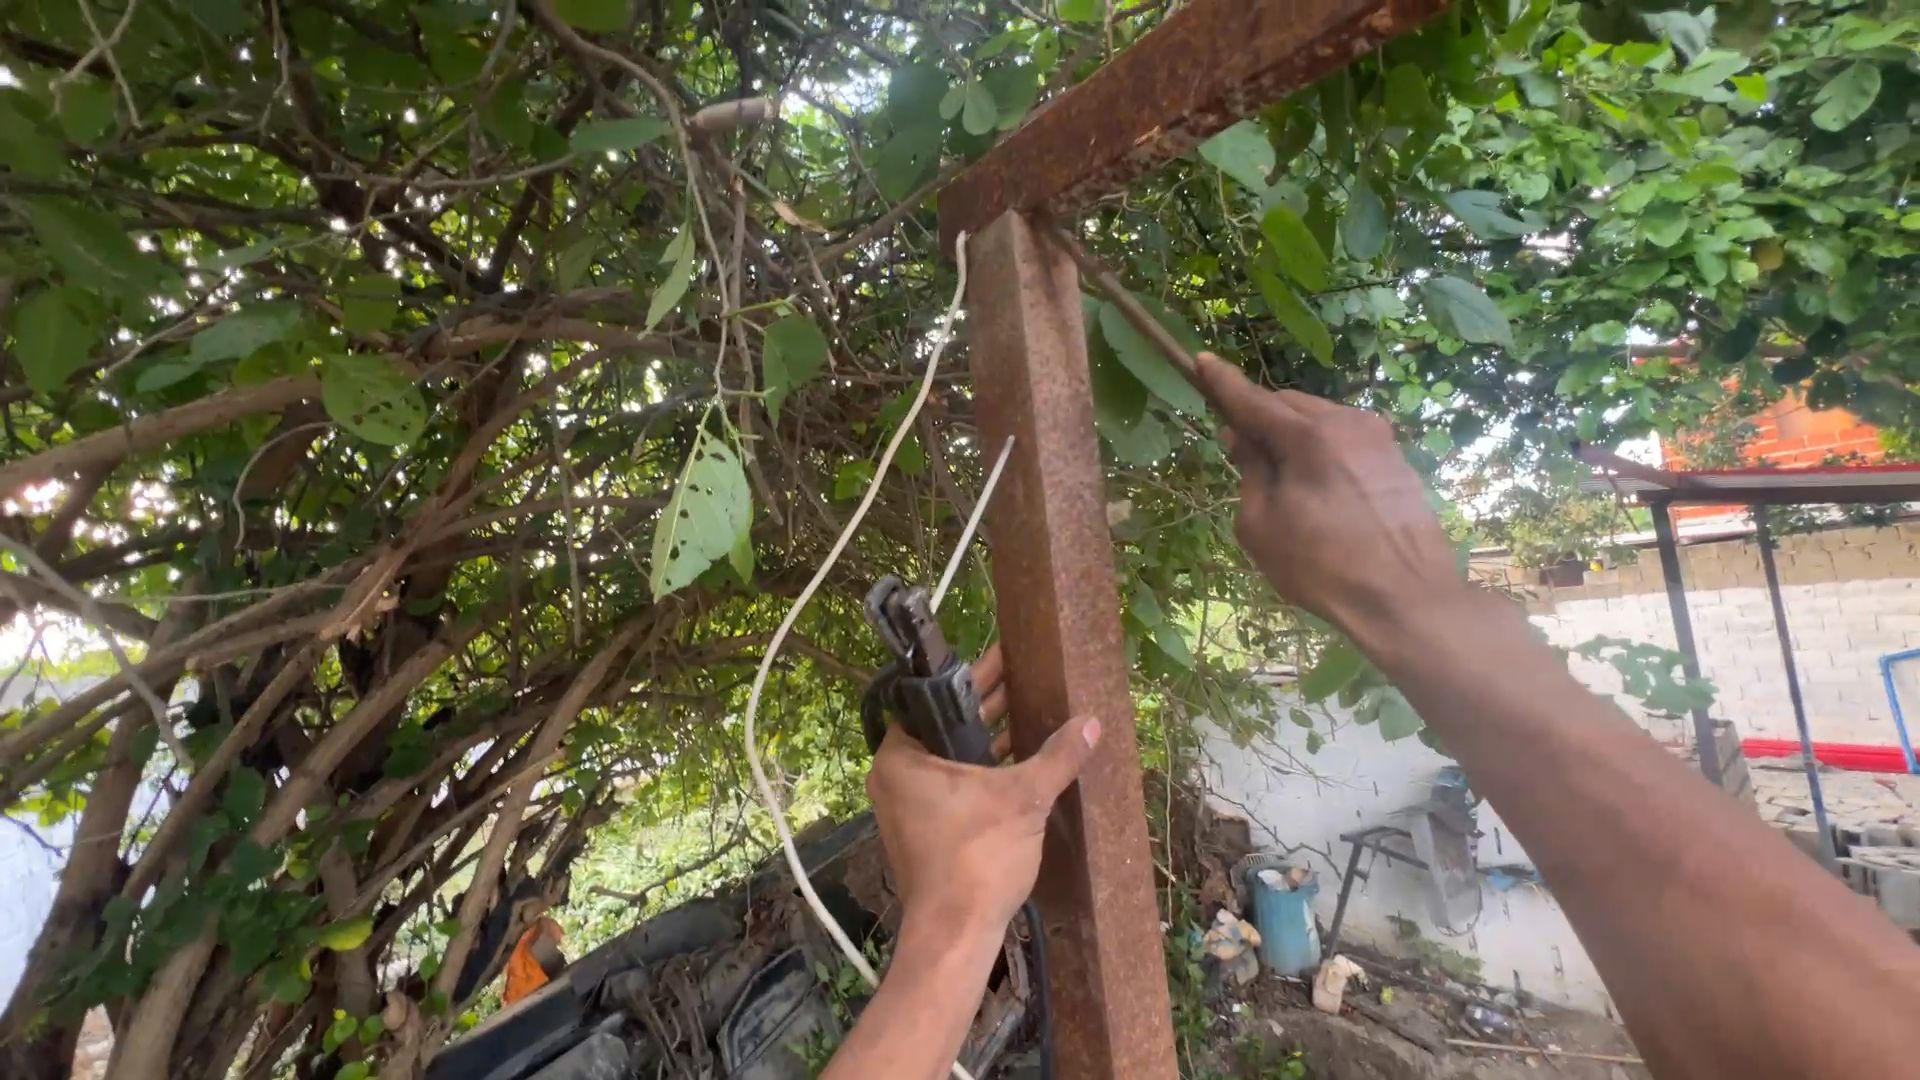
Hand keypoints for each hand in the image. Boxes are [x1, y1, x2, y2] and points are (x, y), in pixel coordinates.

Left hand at [865, 658, 1100, 940]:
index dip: (972, 676)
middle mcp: (895, 774)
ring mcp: (908, 803)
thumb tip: (1092, 723)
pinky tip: (1020, 756)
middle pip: (945, 725)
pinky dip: (981, 768)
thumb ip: (1057, 757)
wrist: (956, 934)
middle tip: (1021, 675)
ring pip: (951, 755)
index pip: (934, 698)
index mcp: (901, 755)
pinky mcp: (924, 826)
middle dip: (985, 704)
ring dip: (987, 737)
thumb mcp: (1023, 798)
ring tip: (1028, 707)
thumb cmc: (978, 856)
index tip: (1002, 656)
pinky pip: (953, 781)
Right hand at [1195, 353, 1462, 632]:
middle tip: (1240, 454)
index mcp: (1309, 437)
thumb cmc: (1319, 567)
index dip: (1222, 382)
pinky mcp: (1395, 457)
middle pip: (1287, 403)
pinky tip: (1316, 488)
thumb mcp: (1260, 524)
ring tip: (1281, 479)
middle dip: (1259, 418)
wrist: (1405, 598)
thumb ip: (1249, 470)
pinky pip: (1343, 437)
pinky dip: (1319, 447)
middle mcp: (1348, 423)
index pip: (1253, 400)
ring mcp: (1378, 437)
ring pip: (1317, 417)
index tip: (1200, 360)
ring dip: (1290, 434)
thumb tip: (1242, 436)